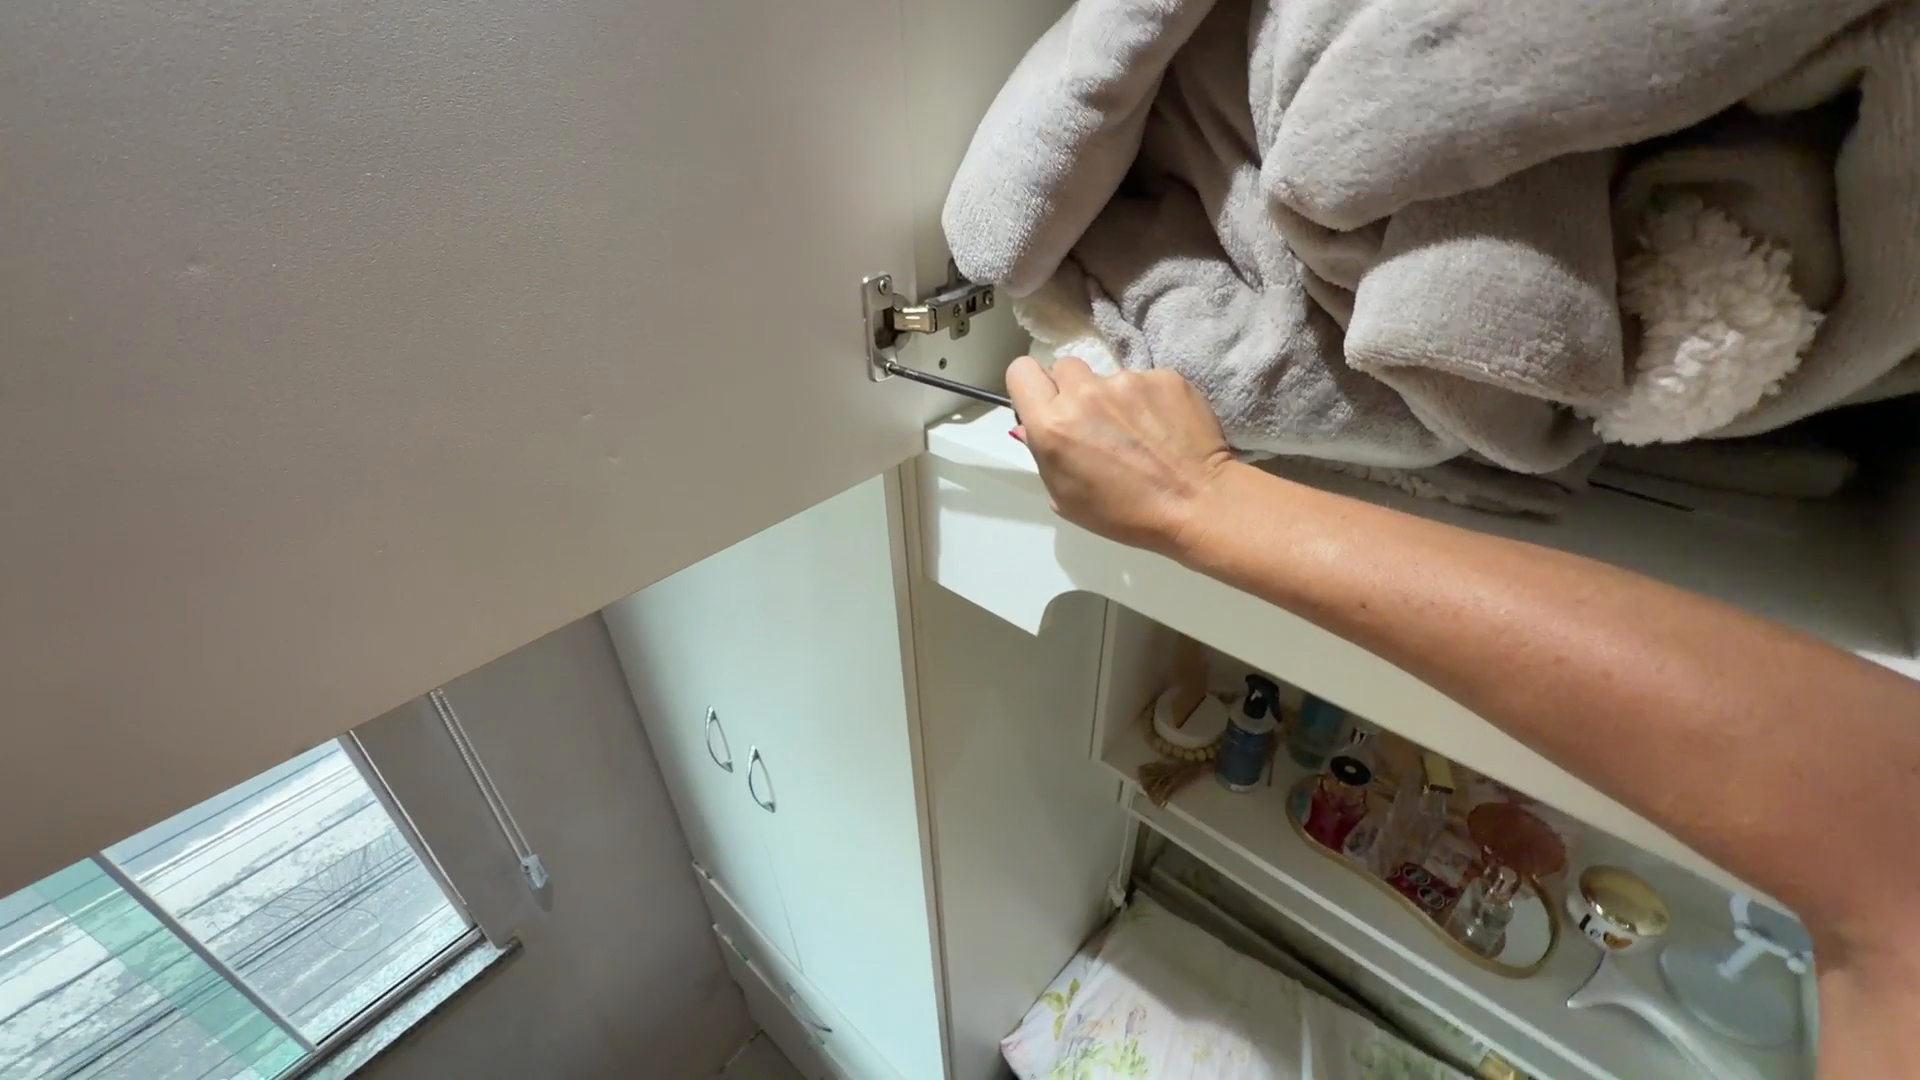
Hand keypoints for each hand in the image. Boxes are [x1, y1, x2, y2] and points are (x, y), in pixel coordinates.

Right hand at [1006, 355, 1237, 556]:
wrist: (1197, 504)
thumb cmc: (1126, 514)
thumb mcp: (1064, 497)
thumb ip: (1043, 453)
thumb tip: (1033, 427)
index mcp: (1052, 426)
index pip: (1020, 371)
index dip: (1030, 385)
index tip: (1044, 401)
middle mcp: (1084, 395)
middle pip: (1064, 367)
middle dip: (1073, 390)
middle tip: (1093, 422)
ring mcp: (1127, 381)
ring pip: (1107, 376)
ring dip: (1114, 398)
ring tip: (1136, 434)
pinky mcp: (1164, 376)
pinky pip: (1144, 380)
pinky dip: (1149, 400)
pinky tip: (1161, 429)